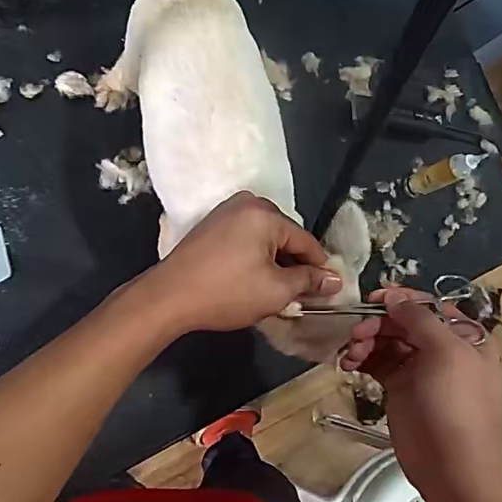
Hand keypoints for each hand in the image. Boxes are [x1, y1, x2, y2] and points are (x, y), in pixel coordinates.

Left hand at [135, 192, 342, 333]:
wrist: (168, 298)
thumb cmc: (224, 293)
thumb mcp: (276, 291)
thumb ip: (309, 281)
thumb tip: (332, 279)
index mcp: (265, 214)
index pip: (306, 242)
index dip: (320, 268)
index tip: (329, 289)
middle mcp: (247, 204)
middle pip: (286, 237)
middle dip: (295, 264)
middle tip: (301, 294)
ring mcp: (226, 212)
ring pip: (266, 238)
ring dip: (275, 262)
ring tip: (277, 291)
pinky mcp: (212, 225)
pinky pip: (246, 237)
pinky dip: (255, 256)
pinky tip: (254, 280)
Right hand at [338, 287, 501, 501]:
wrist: (453, 468)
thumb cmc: (456, 405)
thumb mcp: (446, 352)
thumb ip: (420, 318)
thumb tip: (395, 297)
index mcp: (465, 336)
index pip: (430, 305)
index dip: (402, 299)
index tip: (373, 298)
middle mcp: (444, 349)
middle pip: (405, 322)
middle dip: (379, 324)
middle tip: (356, 333)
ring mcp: (421, 370)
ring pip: (389, 341)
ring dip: (367, 341)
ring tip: (351, 353)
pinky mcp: (401, 389)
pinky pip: (380, 363)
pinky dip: (363, 359)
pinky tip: (349, 364)